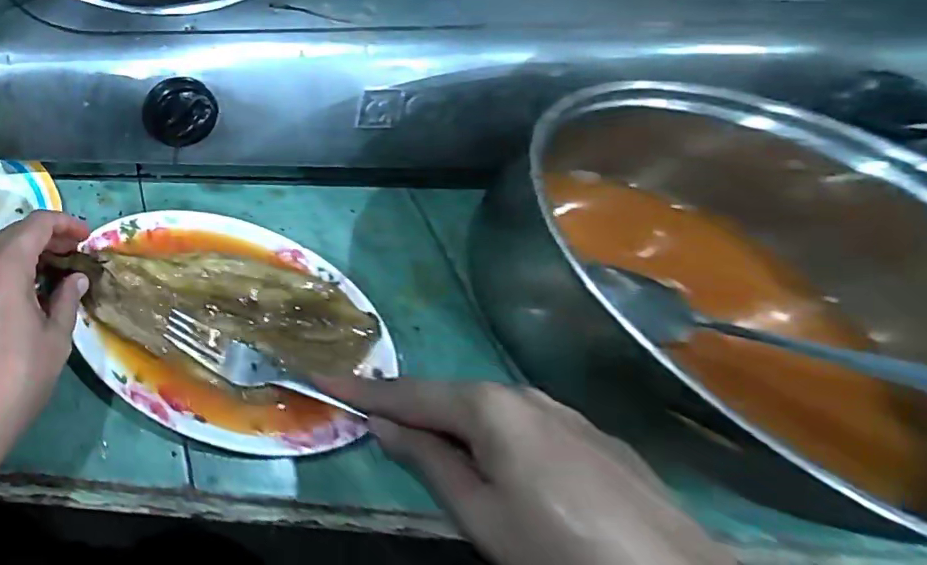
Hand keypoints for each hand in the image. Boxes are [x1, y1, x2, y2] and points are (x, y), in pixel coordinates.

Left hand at [0, 211, 91, 471]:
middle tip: (77, 254)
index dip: (65, 224)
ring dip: (30, 250)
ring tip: (59, 269)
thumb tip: (76, 279)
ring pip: (1, 247)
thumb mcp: (55, 340)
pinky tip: (32, 286)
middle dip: (49, 236)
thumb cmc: (16, 378)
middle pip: (17, 231)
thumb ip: (67, 299)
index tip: (88, 239)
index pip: (37, 223)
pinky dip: (12, 264)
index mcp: (5, 266)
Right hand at [317, 378, 735, 564]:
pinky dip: (505, 440)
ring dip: (462, 429)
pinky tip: (515, 473)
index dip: (363, 390)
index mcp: (489, 406)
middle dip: (417, 412)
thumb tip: (384, 426)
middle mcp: (525, 395)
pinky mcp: (603, 444)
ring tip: (446, 456)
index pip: (409, 394)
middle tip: (382, 427)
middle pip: (452, 399)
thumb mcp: (483, 518)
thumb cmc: (565, 554)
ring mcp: (569, 416)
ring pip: (494, 413)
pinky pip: (533, 429)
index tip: (323, 378)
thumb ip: (429, 464)